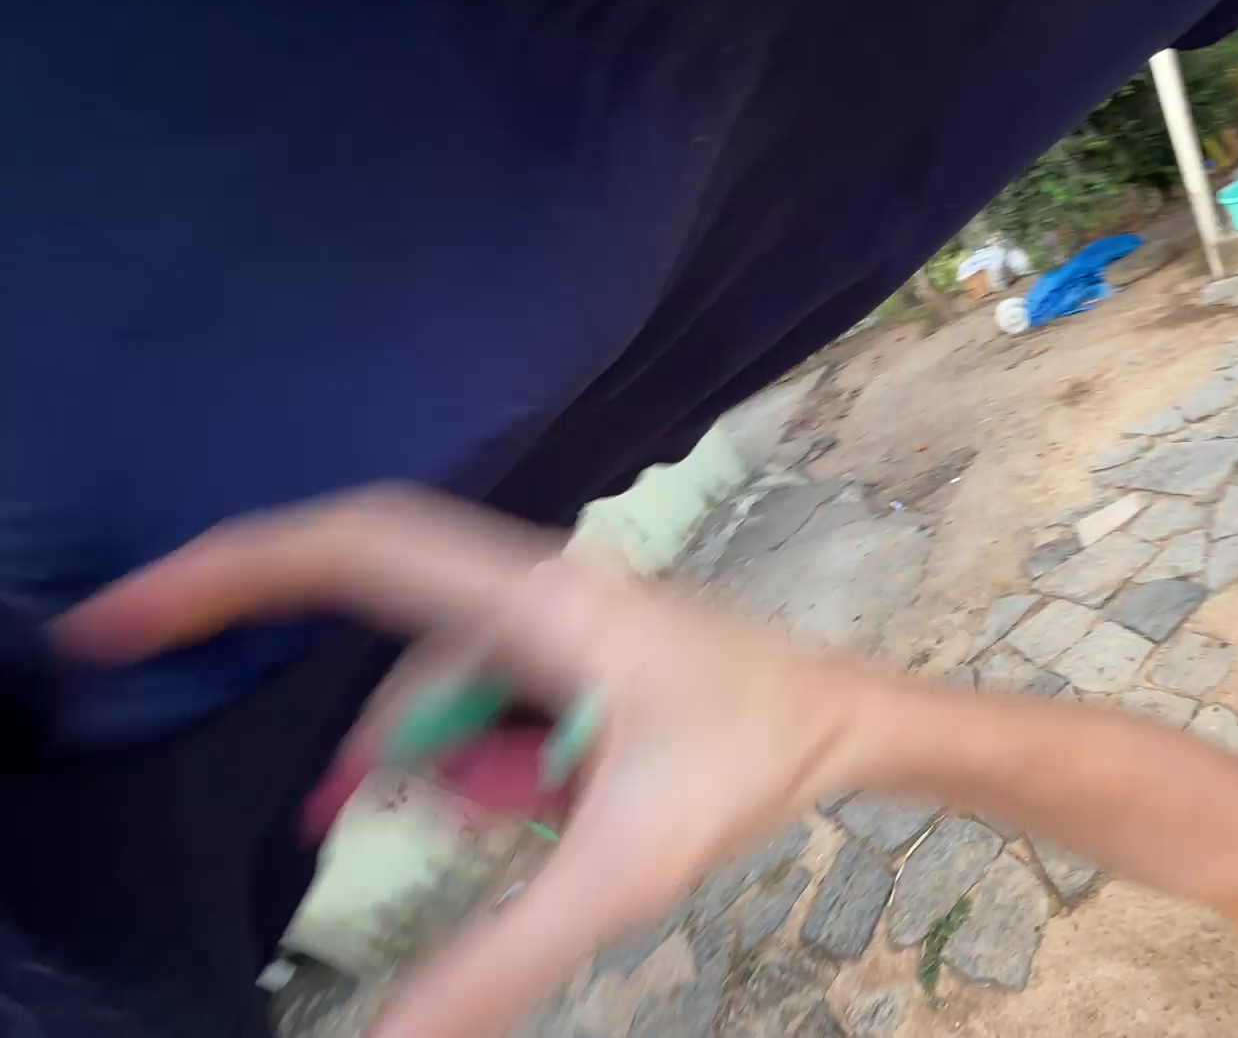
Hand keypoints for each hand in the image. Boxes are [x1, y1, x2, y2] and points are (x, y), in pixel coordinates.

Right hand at [54, 486, 876, 1037]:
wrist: (845, 720)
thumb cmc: (756, 759)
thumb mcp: (625, 864)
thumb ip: (498, 960)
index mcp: (545, 604)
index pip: (361, 547)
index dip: (232, 568)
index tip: (124, 623)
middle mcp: (552, 590)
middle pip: (405, 654)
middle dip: (394, 753)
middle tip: (410, 829)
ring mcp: (578, 615)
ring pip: (456, 691)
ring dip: (462, 770)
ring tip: (538, 816)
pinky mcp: (598, 646)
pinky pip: (507, 696)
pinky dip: (502, 756)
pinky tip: (552, 793)